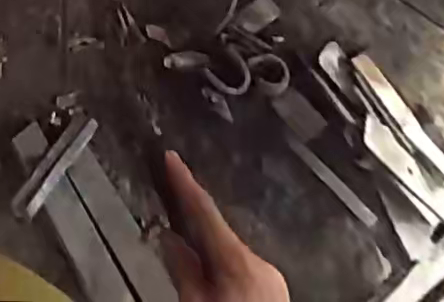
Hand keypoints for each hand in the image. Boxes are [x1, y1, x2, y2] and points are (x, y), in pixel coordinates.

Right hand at [159, 151, 288, 301]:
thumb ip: (182, 272)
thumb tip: (167, 238)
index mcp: (240, 262)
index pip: (206, 211)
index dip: (185, 182)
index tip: (170, 156)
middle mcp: (261, 264)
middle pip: (220, 232)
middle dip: (194, 220)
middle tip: (169, 197)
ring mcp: (273, 281)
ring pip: (230, 252)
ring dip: (207, 247)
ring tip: (182, 239)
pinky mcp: (276, 296)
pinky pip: (242, 270)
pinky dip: (221, 266)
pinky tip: (207, 271)